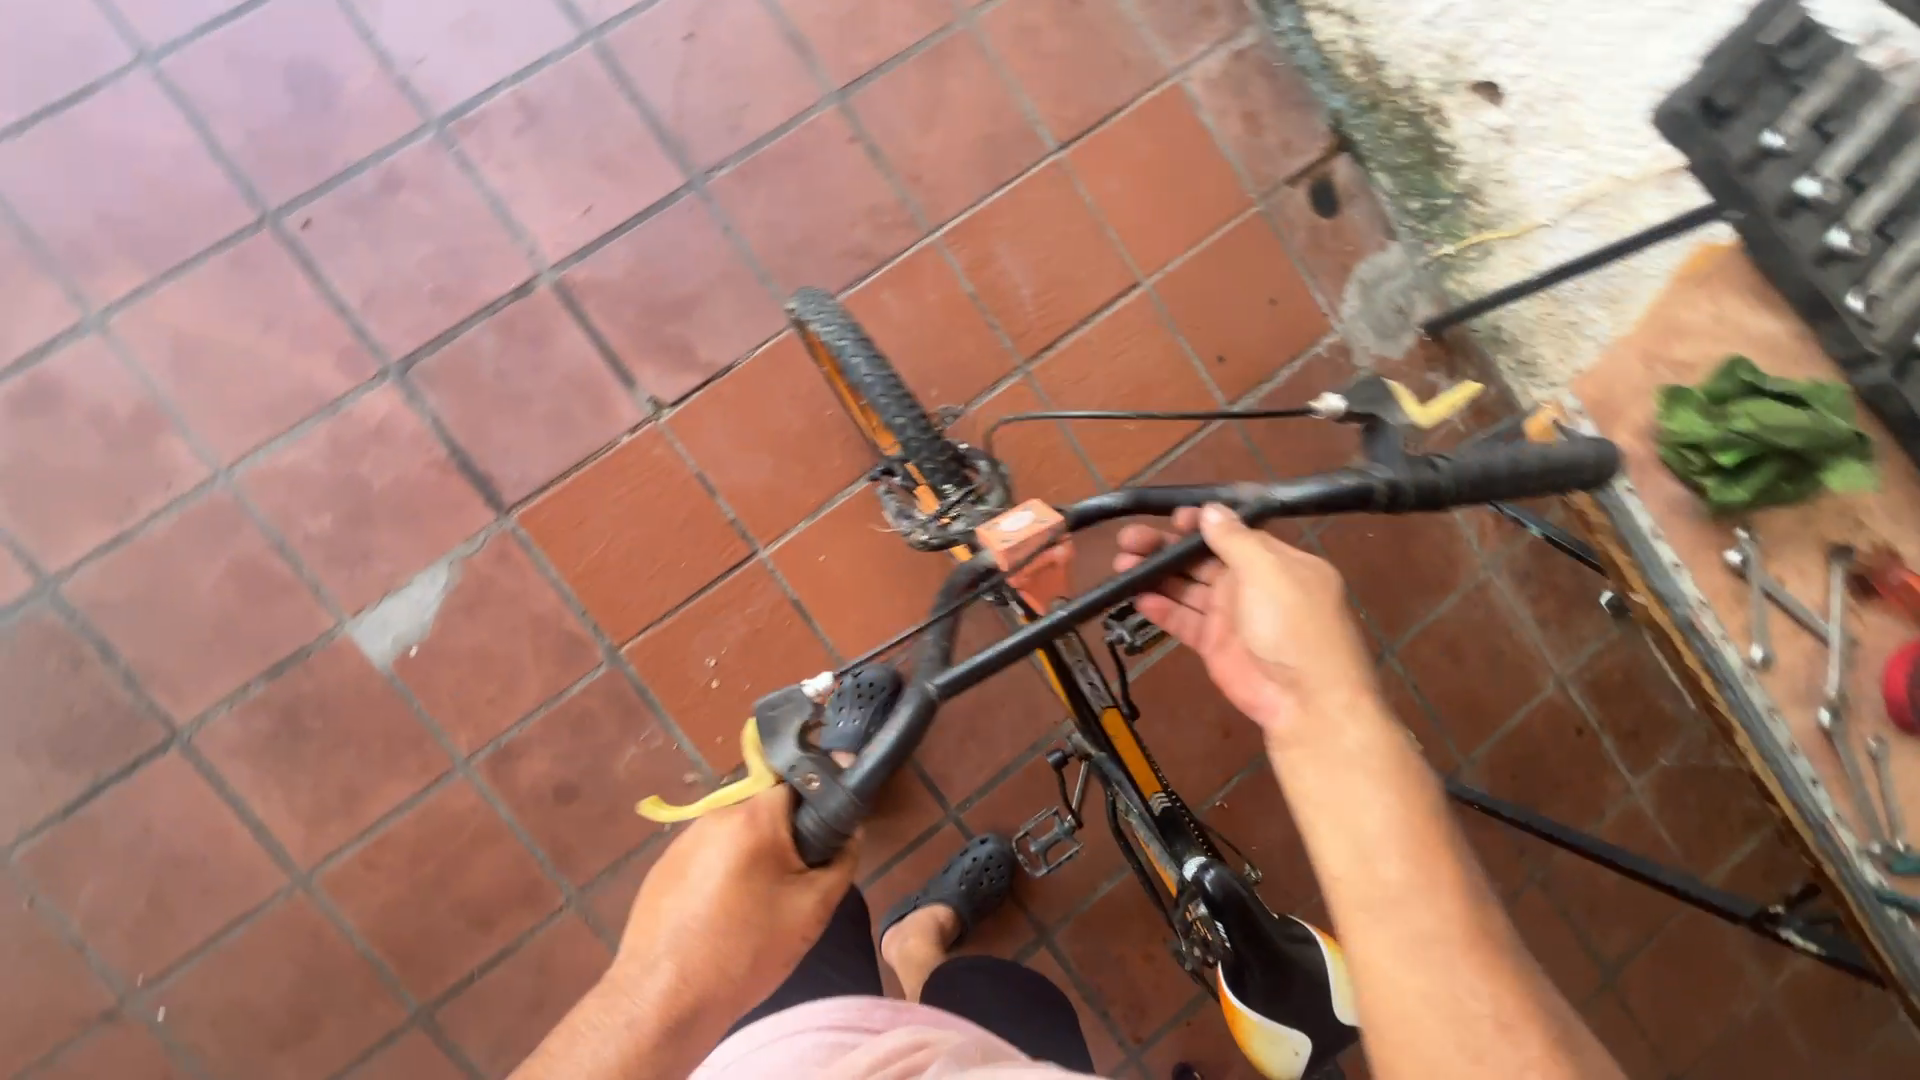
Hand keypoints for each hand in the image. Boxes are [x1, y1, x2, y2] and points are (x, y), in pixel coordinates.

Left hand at [611, 786, 858, 1015]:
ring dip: (753, 856)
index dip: (819, 806)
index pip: (798, 784)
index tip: (826, 840)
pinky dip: (723, 874)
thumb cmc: (746, 952)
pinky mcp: (663, 865)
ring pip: (736, 834)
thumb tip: (850, 831)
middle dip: (785, 838)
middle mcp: (716, 814)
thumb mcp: (813, 909)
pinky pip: (708, 855)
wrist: (662, 1002)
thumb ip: (841, 859)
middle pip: (766, 811)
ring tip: (755, 905)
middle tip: (793, 884)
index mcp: (754, 816)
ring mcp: (683, 839)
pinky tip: (722, 915)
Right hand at [1114, 504, 1377, 739]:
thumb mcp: (1268, 572)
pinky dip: (1160, 609)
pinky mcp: (1212, 643)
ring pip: (1185, 587)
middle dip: (1164, 548)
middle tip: (1128, 540)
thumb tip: (1210, 508)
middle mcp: (1248, 584)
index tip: (1170, 519)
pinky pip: (1182, 620)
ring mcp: (1229, 615)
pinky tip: (1137, 598)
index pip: (1229, 534)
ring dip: (1154, 574)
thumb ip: (1235, 539)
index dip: (1199, 525)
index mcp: (1270, 561)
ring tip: (1121, 565)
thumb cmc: (1293, 625)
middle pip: (1199, 558)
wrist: (1304, 698)